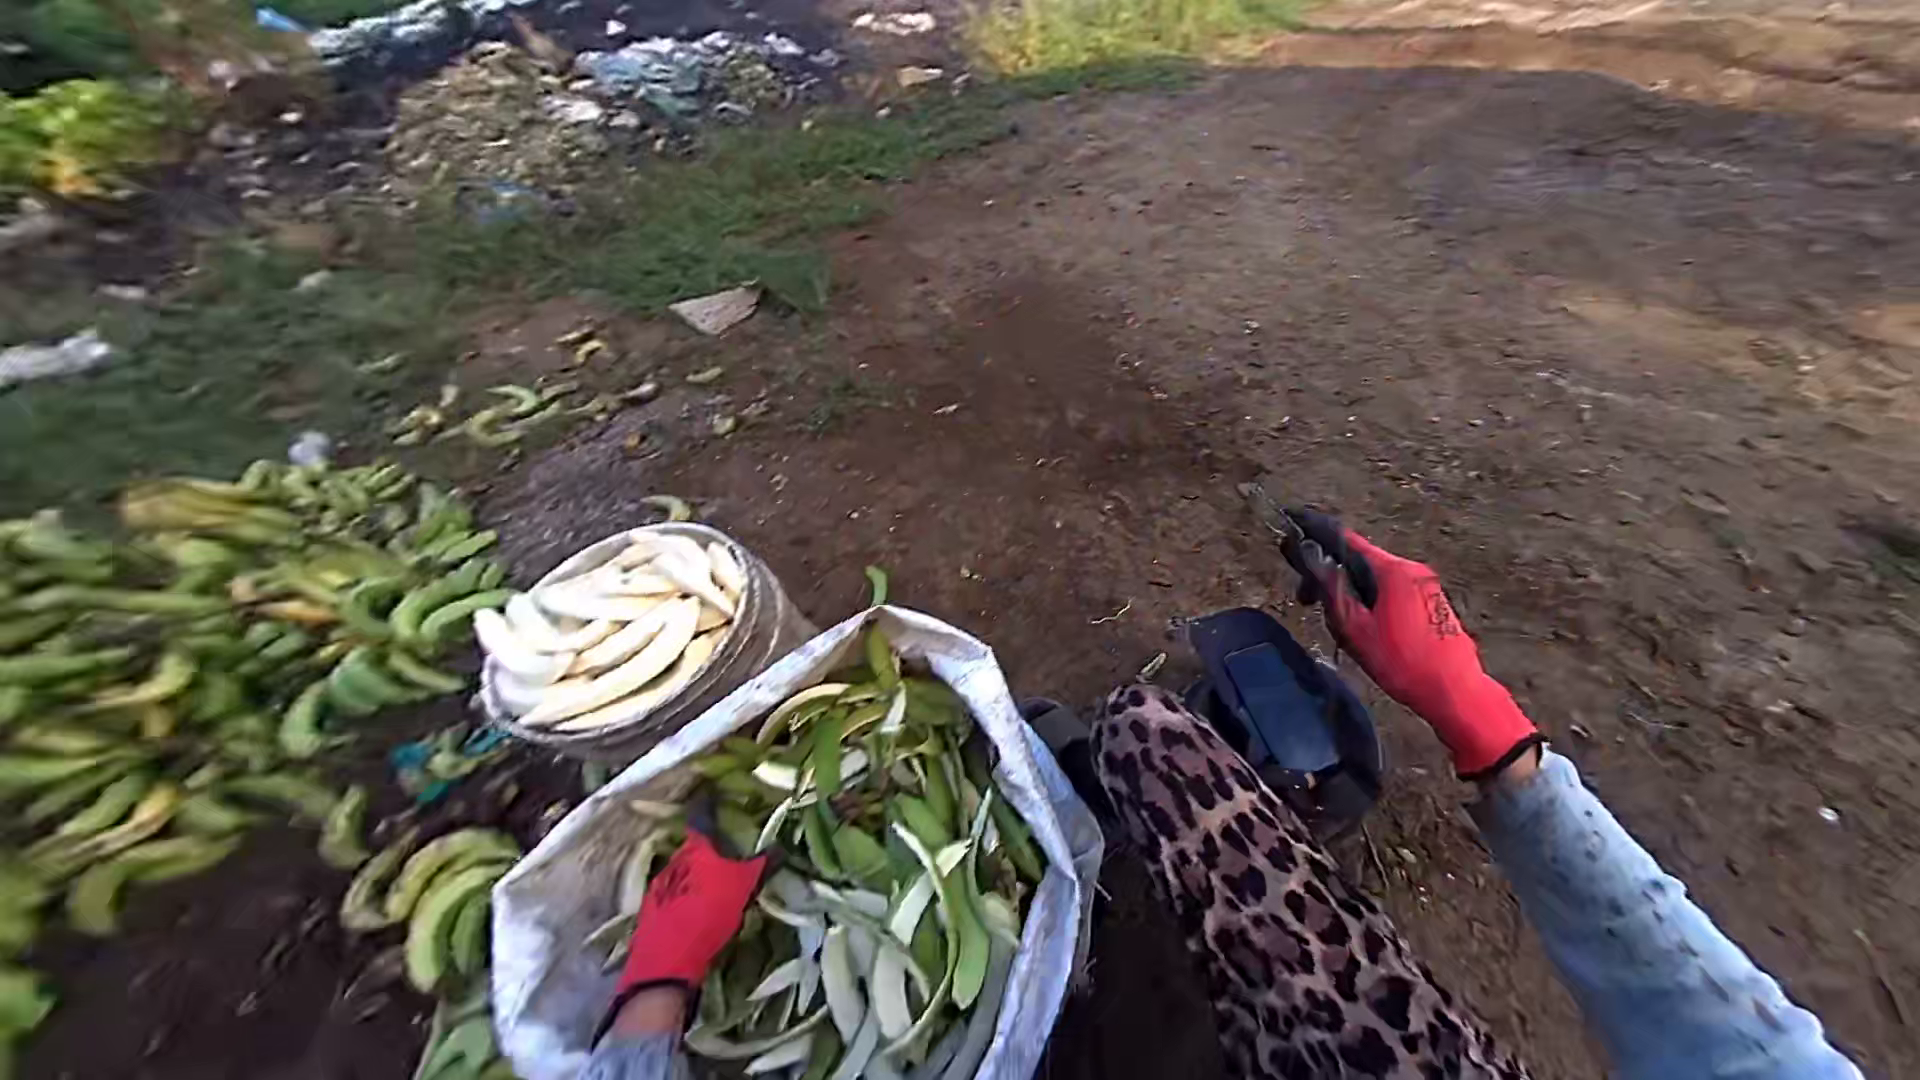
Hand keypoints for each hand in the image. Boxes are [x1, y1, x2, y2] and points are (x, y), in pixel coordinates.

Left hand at [611, 816, 767, 1015]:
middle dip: (709, 842)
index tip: (718, 794)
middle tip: (728, 844)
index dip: (710, 803)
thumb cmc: (709, 914)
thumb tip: (783, 846)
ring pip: (683, 865)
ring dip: (697, 868)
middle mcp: (675, 858)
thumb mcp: (744, 886)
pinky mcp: (652, 908)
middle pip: (694, 841)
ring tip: (714, 877)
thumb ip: (763, 863)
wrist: (666, 963)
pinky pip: (673, 887)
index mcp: (698, 847)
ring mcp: (660, 883)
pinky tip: (696, 903)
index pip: (702, 814)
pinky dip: (686, 888)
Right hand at [1284, 509, 1542, 778]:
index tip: (1291, 519)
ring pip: (1371, 575)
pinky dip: (1364, 595)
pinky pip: (1386, 587)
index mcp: (1391, 570)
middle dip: (1326, 572)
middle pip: (1357, 558)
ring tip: (1330, 617)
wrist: (1456, 693)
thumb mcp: (1354, 626)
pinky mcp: (1428, 600)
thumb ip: (1330, 587)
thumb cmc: (1400, 661)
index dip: (1314, 529)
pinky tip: (1356, 620)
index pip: (1344, 538)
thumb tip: (1309, 554)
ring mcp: (1423, 584)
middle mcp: (1409, 569)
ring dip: (1345, 588)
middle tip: (1303, 599)